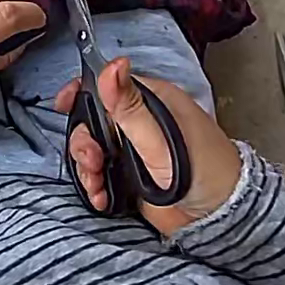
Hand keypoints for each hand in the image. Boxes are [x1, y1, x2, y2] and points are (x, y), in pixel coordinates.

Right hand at [55, 58, 241, 235]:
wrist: (221, 219)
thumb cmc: (204, 171)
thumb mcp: (160, 138)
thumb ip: (130, 105)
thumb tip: (113, 65)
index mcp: (152, 102)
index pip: (107, 86)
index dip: (82, 94)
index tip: (64, 104)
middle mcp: (141, 122)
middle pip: (93, 121)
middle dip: (83, 142)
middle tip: (92, 161)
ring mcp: (135, 149)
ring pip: (93, 149)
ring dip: (87, 167)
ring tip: (97, 184)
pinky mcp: (131, 175)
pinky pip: (101, 173)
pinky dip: (95, 185)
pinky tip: (102, 197)